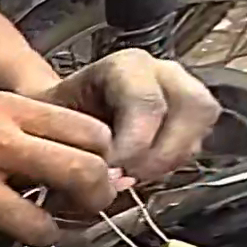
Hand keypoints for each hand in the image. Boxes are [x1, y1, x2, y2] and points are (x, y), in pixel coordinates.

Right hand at [0, 92, 116, 246]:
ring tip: (28, 231)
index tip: (90, 177)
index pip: (93, 135)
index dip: (103, 163)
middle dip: (92, 203)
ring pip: (38, 225)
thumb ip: (18, 126)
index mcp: (3, 110)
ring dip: (40, 236)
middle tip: (79, 212)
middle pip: (84, 177)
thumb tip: (68, 158)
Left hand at [33, 49, 220, 182]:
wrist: (51, 109)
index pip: (147, 102)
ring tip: (127, 180)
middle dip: (160, 154)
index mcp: (125, 67)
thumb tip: (99, 173)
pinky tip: (136, 176)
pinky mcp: (188, 116)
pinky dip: (169, 166)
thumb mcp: (45, 117)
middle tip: (123, 179)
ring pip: (201, 128)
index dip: (133, 142)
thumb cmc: (47, 113)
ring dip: (168, 162)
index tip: (107, 171)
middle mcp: (162, 72)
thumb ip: (68, 137)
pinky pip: (196, 143)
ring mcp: (182, 90)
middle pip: (192, 110)